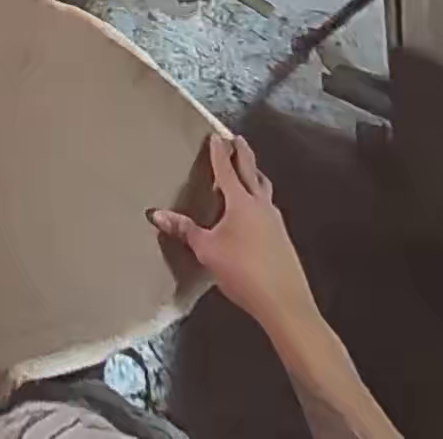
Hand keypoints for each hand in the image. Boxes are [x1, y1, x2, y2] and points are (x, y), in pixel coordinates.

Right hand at [152, 135, 318, 333]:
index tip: (217, 135)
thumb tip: (155, 214)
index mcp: (241, 203)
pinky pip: (268, 208)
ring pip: (264, 191)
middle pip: (252, 174)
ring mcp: (276, 224)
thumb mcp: (206, 249)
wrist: (287, 307)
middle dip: (244, 156)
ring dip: (255, 176)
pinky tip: (253, 209)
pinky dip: (259, 197)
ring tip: (248, 170)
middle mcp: (261, 207)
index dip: (220, 153)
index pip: (227, 171)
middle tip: (238, 140)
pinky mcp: (283, 240)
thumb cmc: (242, 271)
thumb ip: (183, 229)